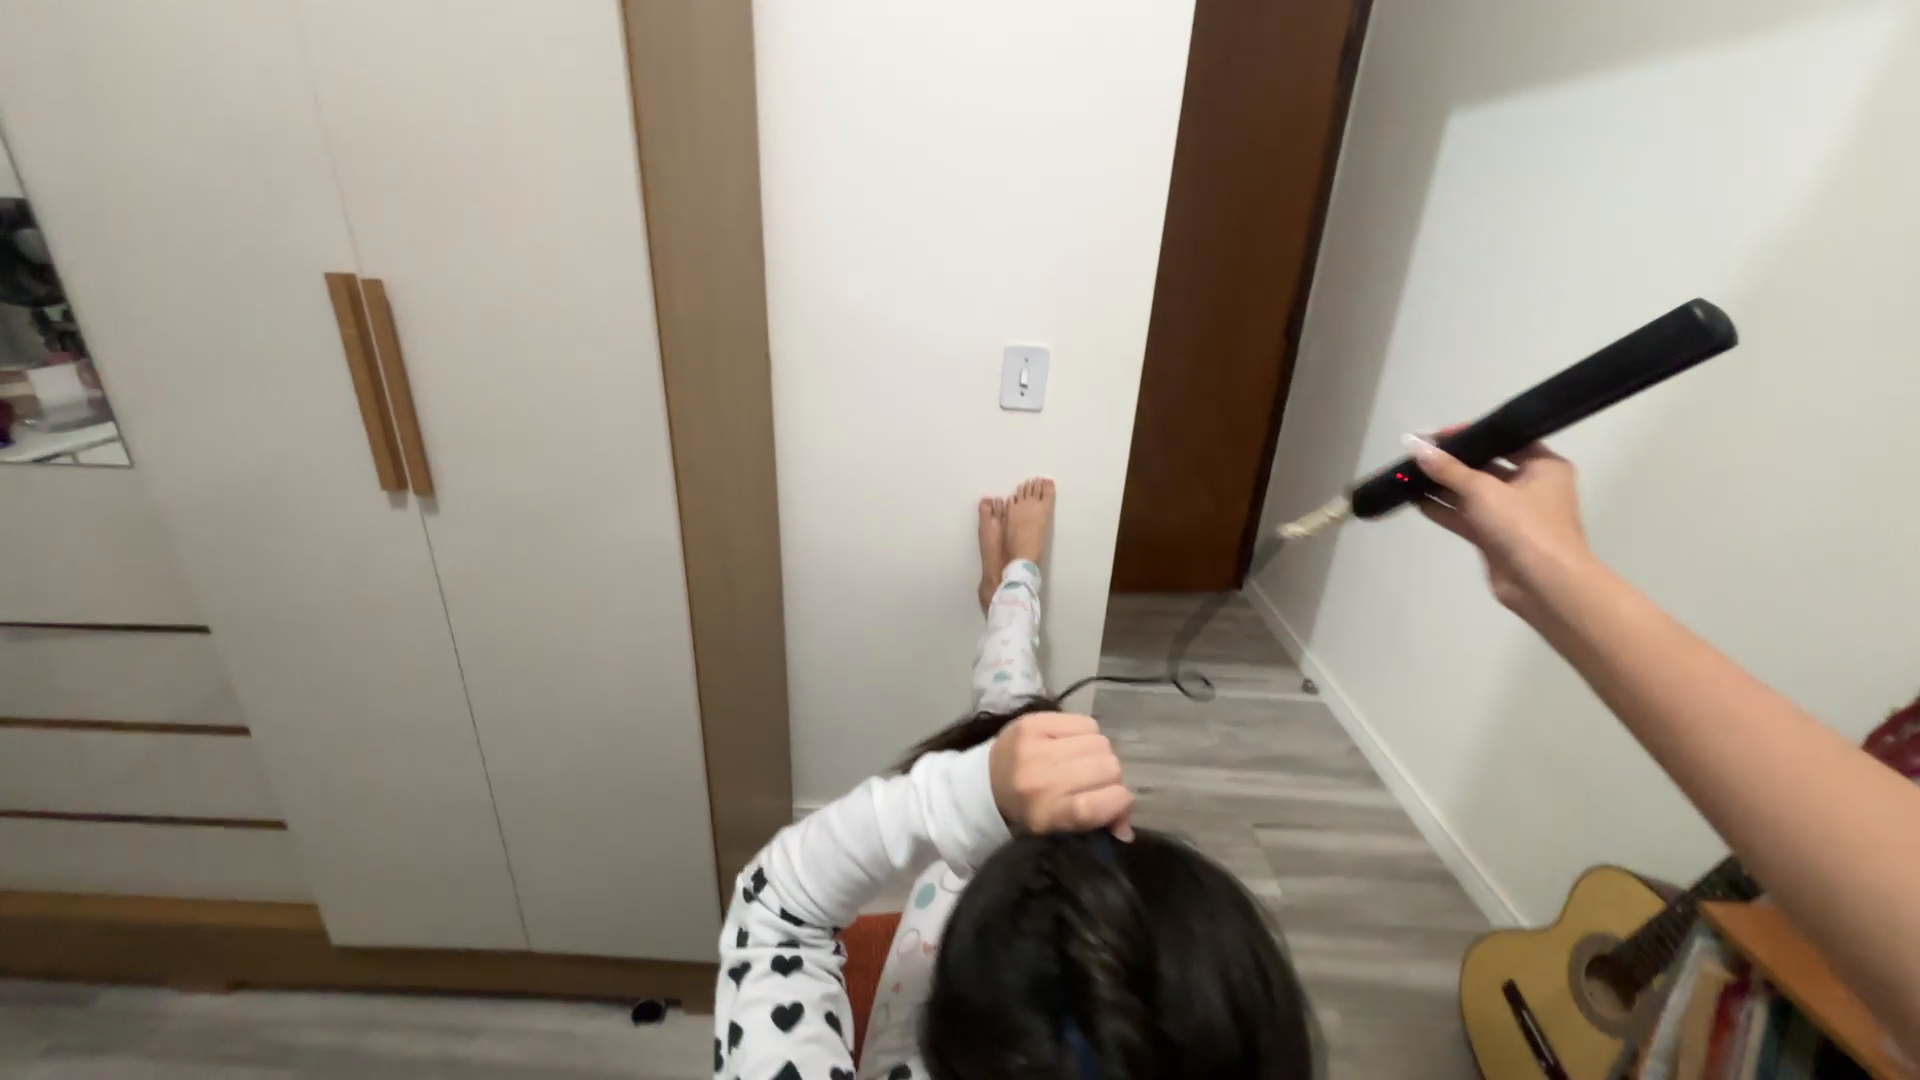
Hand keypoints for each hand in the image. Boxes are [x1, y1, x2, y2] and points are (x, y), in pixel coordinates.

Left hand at [988, 712, 1134, 839]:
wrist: (985, 782)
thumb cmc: (1028, 809)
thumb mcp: (1058, 827)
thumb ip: (1096, 823)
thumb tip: (1127, 829)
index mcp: (1045, 813)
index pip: (1096, 805)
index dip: (1119, 803)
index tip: (1117, 801)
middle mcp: (1039, 778)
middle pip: (1108, 768)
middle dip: (1110, 776)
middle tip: (1096, 780)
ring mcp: (1035, 746)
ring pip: (1100, 742)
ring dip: (1099, 753)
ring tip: (1082, 760)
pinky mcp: (1034, 721)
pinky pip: (1085, 722)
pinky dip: (1086, 733)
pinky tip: (1071, 742)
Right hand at [1405, 432, 1592, 613]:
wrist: (1542, 582)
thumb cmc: (1524, 525)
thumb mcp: (1483, 490)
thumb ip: (1447, 469)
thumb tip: (1414, 445)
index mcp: (1544, 466)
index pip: (1504, 440)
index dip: (1470, 435)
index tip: (1436, 436)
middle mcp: (1530, 486)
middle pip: (1485, 467)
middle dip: (1451, 462)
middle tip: (1416, 454)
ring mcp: (1511, 513)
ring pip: (1471, 493)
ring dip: (1442, 486)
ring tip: (1408, 476)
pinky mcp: (1494, 536)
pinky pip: (1465, 516)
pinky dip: (1443, 509)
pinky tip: (1414, 500)